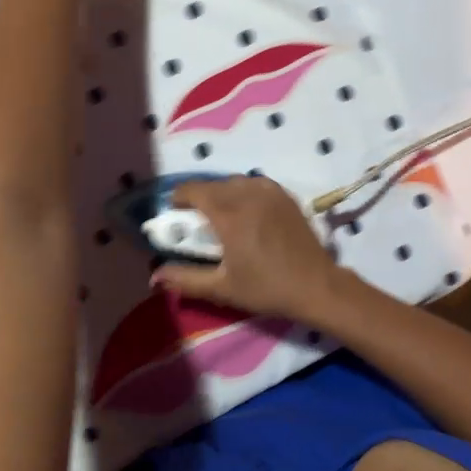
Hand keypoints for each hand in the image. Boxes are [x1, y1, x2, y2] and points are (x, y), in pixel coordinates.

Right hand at [152, 177, 350, 321]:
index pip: (195, 191)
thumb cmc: (266, 288)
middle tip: (194, 218)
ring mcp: (270, 193)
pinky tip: (246, 208)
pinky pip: (257, 183)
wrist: (315, 286)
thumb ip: (186, 279)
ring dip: (222, 191)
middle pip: (213, 185)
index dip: (179, 197)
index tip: (174, 211)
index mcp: (229, 216)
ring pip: (235, 181)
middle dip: (199, 196)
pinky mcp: (286, 197)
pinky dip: (244, 190)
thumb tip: (154, 276)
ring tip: (220, 212)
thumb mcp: (222, 288)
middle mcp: (248, 196)